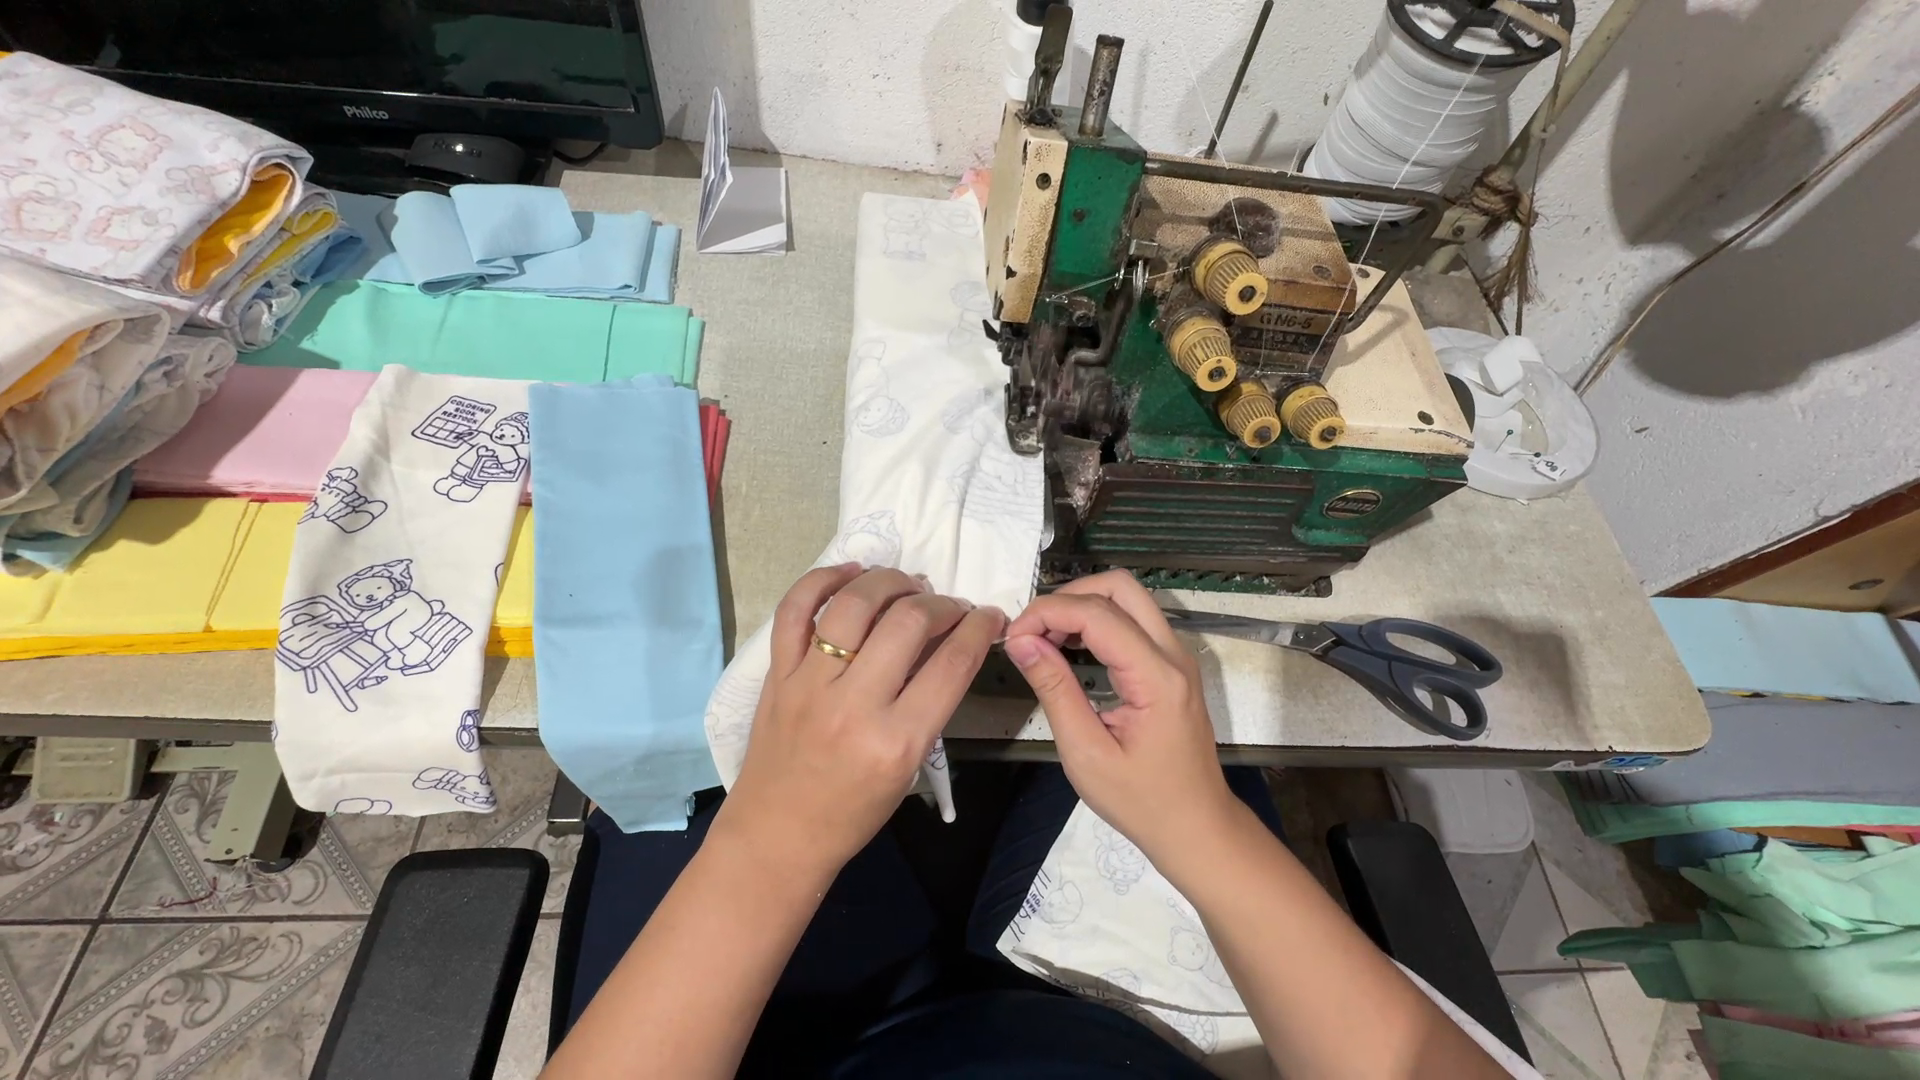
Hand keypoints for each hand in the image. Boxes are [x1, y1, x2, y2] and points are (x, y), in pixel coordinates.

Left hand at [719, 565, 1005, 877]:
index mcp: (896, 741)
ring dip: (889, 581)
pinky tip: (850, 573)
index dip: (980, 628)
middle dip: (940, 603)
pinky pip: (794, 610)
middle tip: (949, 607)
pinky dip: (822, 580)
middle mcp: (853, 706)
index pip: (952, 663)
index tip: (989, 616)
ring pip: (853, 604)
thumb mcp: (909, 766)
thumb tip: (947, 640)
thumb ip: (929, 703)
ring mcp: (808, 684)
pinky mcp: (776, 674)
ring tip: (906, 585)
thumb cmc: (854, 813)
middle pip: (908, 622)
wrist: (777, 836)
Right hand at [1003, 570, 1235, 859]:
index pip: (1098, 615)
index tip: (1012, 637)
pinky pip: (1134, 620)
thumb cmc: (1141, 801)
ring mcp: (1176, 656)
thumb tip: (1021, 641)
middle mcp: (1173, 654)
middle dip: (1068, 596)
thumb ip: (1054, 690)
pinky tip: (1069, 647)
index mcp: (1156, 677)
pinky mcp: (1171, 665)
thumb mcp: (1085, 753)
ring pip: (1128, 598)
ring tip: (1044, 638)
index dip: (1048, 613)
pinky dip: (1097, 620)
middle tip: (1031, 630)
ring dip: (1082, 605)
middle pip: (1120, 586)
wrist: (1197, 828)